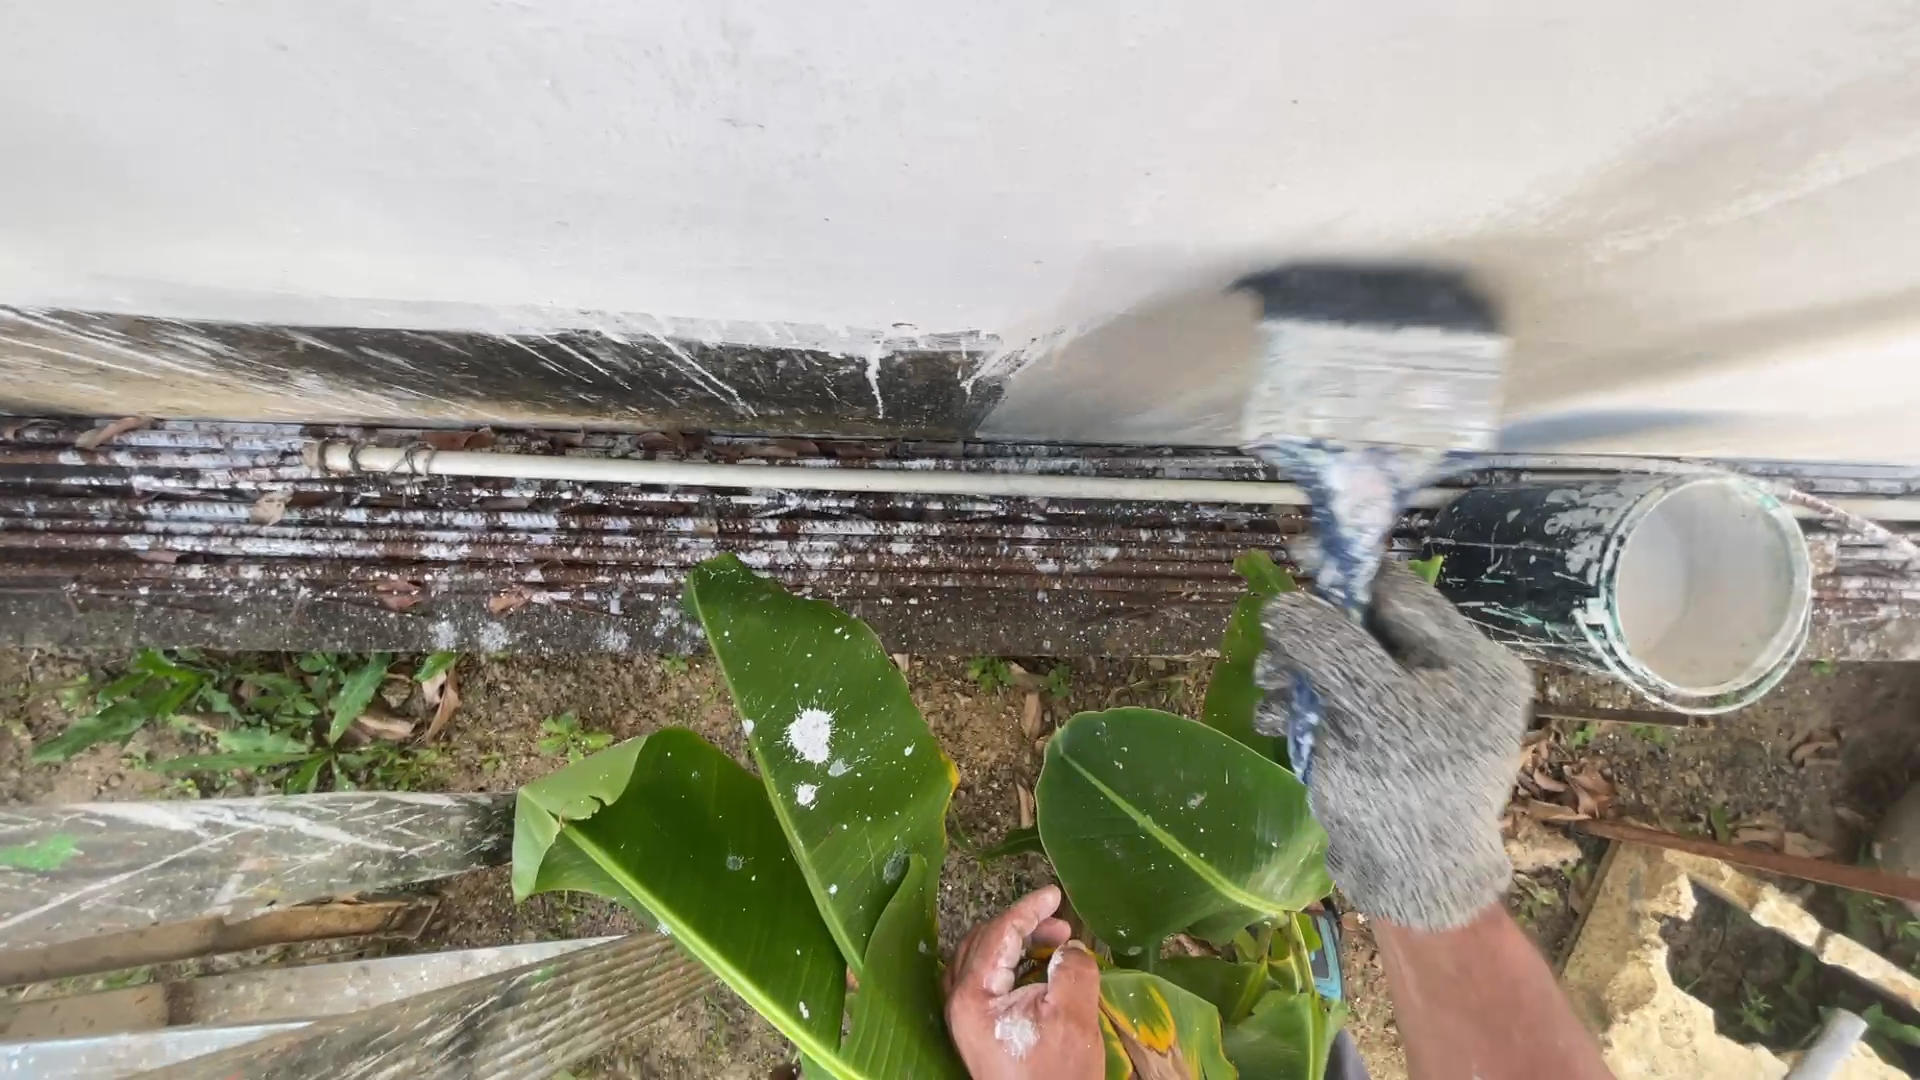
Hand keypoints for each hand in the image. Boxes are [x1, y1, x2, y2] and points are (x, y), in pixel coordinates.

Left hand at [943, 885, 1103, 1079]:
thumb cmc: (1057, 1077)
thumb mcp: (1072, 1018)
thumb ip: (1071, 969)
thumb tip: (1069, 948)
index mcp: (973, 995)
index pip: (1000, 932)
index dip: (1029, 909)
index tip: (1054, 894)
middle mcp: (959, 1001)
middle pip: (986, 940)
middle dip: (1023, 925)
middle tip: (1060, 924)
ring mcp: (966, 1016)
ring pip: (985, 956)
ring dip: (1018, 942)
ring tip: (1056, 942)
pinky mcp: (978, 1029)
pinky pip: (988, 977)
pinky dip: (1013, 963)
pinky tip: (1041, 968)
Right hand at [1254, 562, 1531, 929]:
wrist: (1406, 882)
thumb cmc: (1406, 796)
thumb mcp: (1372, 712)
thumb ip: (1330, 647)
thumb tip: (1282, 603)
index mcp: (1468, 661)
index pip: (1399, 591)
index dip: (1345, 572)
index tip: (1296, 559)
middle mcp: (1440, 674)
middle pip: (1359, 623)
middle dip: (1307, 635)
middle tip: (1271, 655)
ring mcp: (1404, 703)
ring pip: (1333, 657)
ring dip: (1291, 670)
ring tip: (1269, 697)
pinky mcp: (1372, 727)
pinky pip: (1326, 692)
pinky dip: (1295, 700)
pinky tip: (1274, 720)